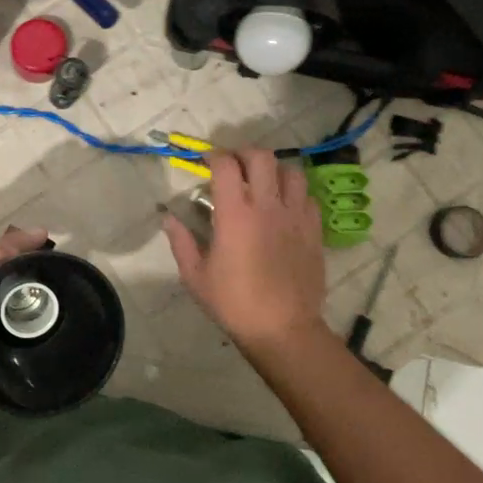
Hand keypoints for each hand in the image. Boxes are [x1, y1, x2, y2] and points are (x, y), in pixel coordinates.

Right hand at [162, 149, 330, 351]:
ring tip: (263, 182)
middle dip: (244, 153)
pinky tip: (284, 207)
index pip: (225, 165)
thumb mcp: (196, 276)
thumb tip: (168, 218)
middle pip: (261, 157)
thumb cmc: (234, 303)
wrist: (283, 329)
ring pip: (291, 171)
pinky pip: (307, 197)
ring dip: (274, 170)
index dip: (213, 156)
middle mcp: (267, 206)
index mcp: (235, 215)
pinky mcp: (314, 231)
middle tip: (233, 165)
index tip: (205, 161)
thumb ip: (181, 242)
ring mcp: (295, 217)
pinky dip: (294, 193)